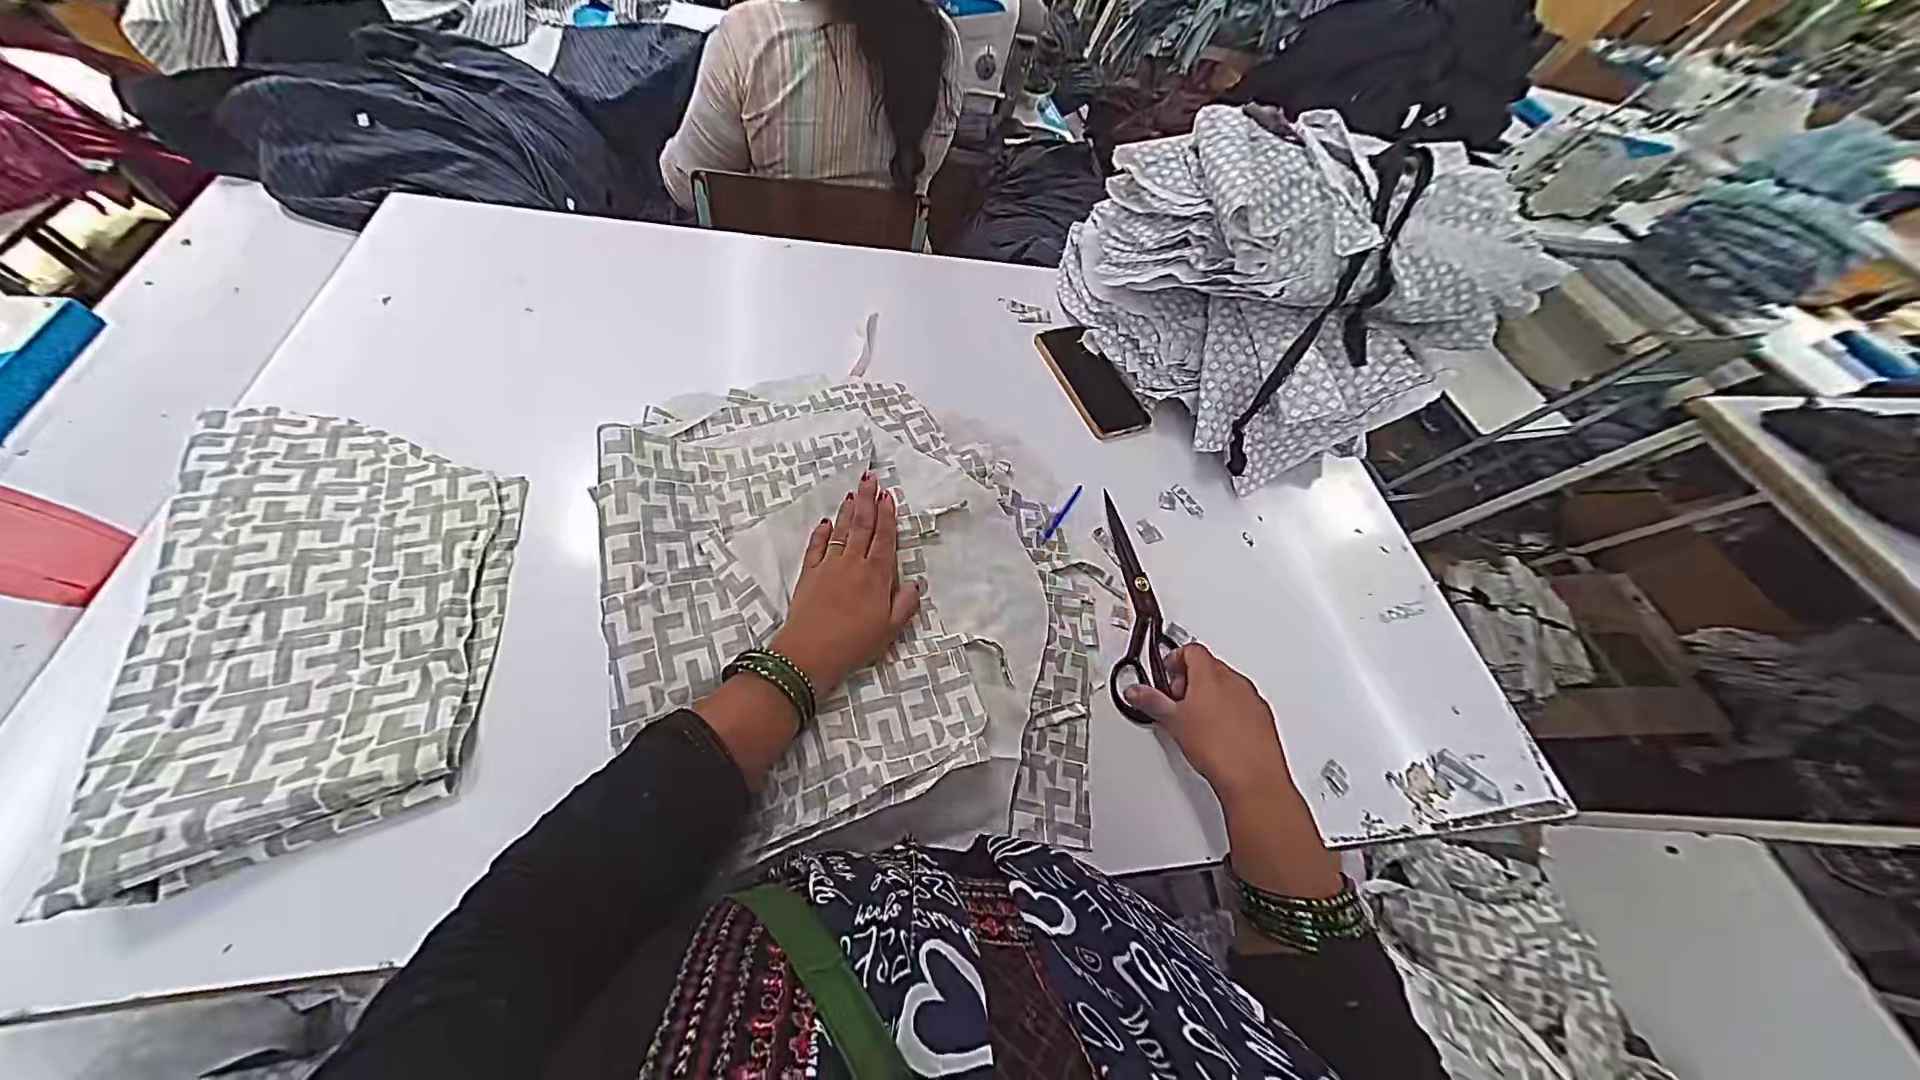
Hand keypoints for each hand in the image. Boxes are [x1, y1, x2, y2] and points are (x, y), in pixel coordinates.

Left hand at [768, 472, 922, 693]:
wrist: (810, 653)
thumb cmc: (854, 643)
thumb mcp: (890, 629)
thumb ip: (906, 604)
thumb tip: (916, 584)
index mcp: (876, 575)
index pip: (885, 538)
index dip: (888, 516)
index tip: (888, 496)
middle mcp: (853, 564)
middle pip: (863, 525)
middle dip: (868, 500)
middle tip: (870, 479)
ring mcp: (829, 566)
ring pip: (841, 530)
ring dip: (848, 510)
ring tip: (854, 492)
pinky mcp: (809, 574)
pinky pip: (816, 546)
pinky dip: (821, 532)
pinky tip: (826, 522)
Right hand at [1124, 644, 1341, 898]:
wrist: (1252, 778)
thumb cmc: (1219, 748)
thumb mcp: (1173, 722)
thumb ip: (1151, 701)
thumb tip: (1136, 692)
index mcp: (1210, 675)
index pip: (1192, 650)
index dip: (1175, 659)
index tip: (1167, 673)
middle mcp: (1234, 681)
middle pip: (1208, 665)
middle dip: (1190, 678)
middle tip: (1176, 698)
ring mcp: (1251, 698)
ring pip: (1226, 684)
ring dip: (1209, 694)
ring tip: (1195, 718)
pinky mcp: (1262, 716)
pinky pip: (1241, 702)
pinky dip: (1228, 709)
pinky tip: (1216, 731)